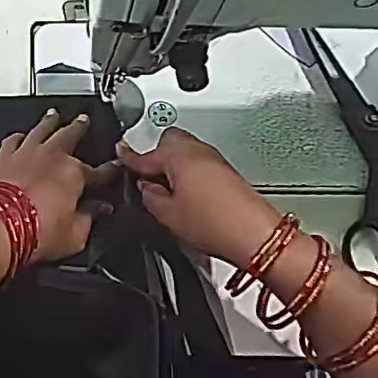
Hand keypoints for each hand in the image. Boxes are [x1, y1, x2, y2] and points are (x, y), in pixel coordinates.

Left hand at [0, 110, 117, 262]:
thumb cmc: (35, 231)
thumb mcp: (75, 235)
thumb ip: (89, 219)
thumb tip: (96, 212)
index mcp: (74, 174)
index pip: (99, 172)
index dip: (110, 172)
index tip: (114, 170)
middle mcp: (51, 157)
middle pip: (70, 136)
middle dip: (79, 128)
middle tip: (84, 121)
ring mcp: (27, 155)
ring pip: (41, 130)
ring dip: (50, 121)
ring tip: (54, 115)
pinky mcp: (5, 160)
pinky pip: (12, 141)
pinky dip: (18, 137)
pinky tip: (20, 135)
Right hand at [117, 128, 279, 263]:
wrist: (257, 237)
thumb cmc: (218, 224)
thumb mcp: (166, 215)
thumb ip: (148, 196)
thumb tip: (146, 189)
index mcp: (177, 155)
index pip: (144, 154)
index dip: (128, 158)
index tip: (121, 155)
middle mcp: (197, 150)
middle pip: (168, 141)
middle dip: (156, 156)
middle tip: (147, 178)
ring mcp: (214, 159)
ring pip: (185, 152)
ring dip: (173, 165)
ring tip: (168, 193)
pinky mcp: (226, 172)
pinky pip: (198, 164)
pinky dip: (189, 174)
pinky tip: (188, 197)